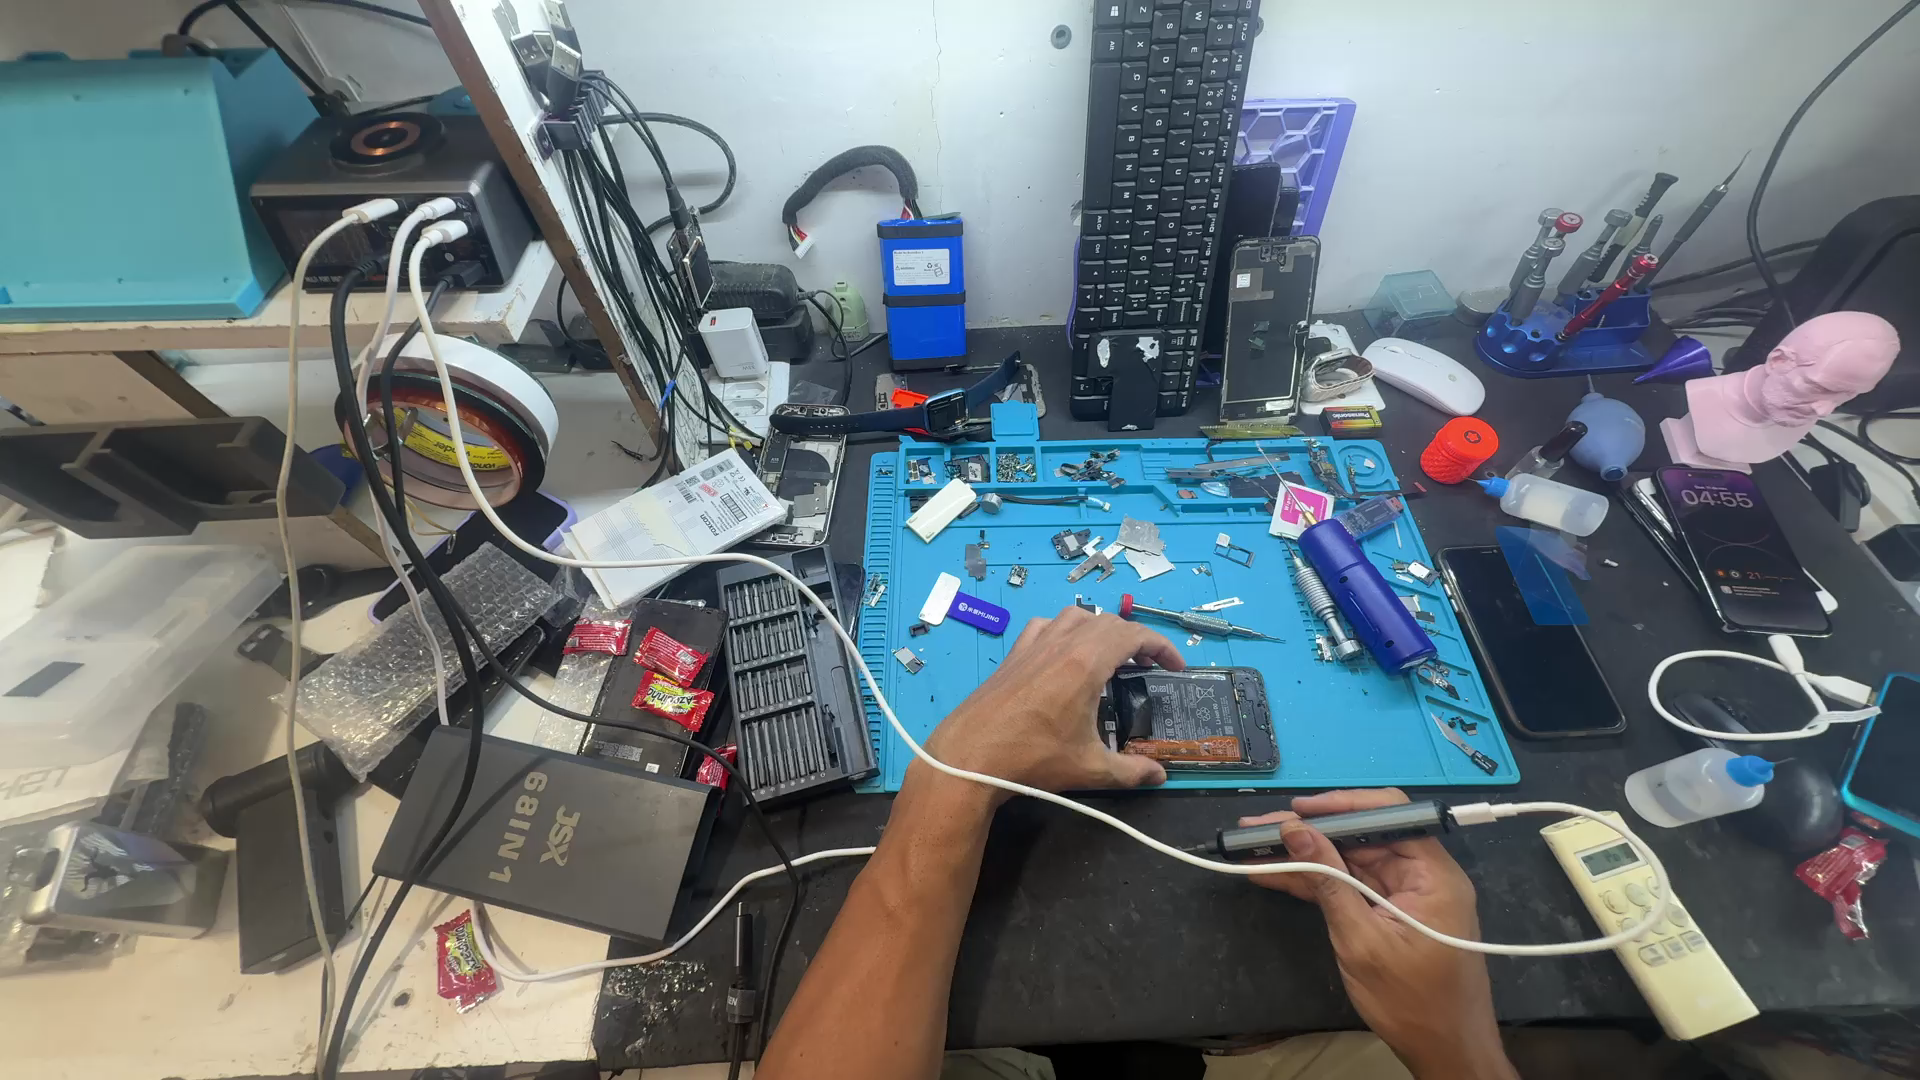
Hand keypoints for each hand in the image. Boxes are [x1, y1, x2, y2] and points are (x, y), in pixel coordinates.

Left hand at [920, 605, 1184, 796]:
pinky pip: (1045, 626)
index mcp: (1085, 662)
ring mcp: (1033, 645)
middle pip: (1107, 622)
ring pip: (1074, 616)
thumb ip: (1131, 771)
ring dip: (1099, 629)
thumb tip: (1158, 775)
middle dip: (1134, 639)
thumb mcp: (1090, 768)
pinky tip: (1064, 654)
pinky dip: (1064, 630)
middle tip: (1147, 666)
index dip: (1160, 646)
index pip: (1133, 635)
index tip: (1173, 666)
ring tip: (1110, 656)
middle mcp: (1060, 643)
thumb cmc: (1033, 757)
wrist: (971, 754)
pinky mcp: (1013, 654)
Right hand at [1245, 789, 1514, 1079]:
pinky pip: (1342, 881)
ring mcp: (1400, 892)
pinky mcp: (1384, 909)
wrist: (1445, 1059)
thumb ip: (1328, 880)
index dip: (1342, 804)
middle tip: (1257, 828)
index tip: (1298, 810)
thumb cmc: (1414, 1003)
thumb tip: (1294, 830)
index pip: (1389, 814)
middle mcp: (1419, 874)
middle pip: (1357, 834)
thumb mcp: (1362, 940)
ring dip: (1299, 854)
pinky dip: (1309, 878)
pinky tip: (1270, 872)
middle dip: (1306, 830)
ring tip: (1252, 848)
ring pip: (1343, 856)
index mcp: (1432, 874)